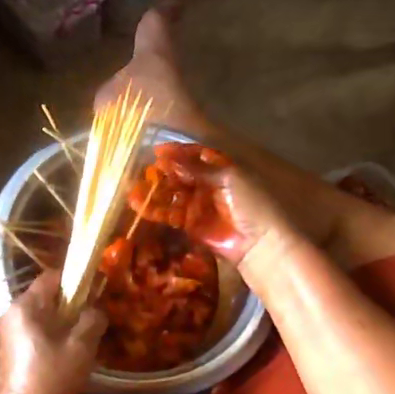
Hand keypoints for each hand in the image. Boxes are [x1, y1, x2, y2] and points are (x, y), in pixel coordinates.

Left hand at [0, 273, 105, 393]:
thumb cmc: (52, 376)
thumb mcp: (81, 345)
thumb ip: (92, 318)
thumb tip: (96, 306)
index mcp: (25, 305)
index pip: (52, 276)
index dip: (76, 277)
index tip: (97, 286)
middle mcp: (12, 310)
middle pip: (47, 293)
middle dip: (72, 299)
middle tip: (94, 311)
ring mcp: (10, 327)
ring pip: (43, 310)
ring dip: (64, 316)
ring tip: (85, 329)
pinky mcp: (12, 343)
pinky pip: (37, 325)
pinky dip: (54, 328)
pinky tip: (70, 344)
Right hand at [135, 142, 291, 267]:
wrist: (260, 243)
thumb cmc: (251, 204)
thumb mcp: (228, 179)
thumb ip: (197, 168)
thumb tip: (170, 156)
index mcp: (222, 169)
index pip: (196, 155)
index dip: (179, 152)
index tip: (158, 150)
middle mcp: (207, 184)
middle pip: (181, 174)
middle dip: (163, 172)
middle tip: (145, 171)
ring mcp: (197, 204)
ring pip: (172, 193)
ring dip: (154, 191)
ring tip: (135, 189)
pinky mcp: (189, 223)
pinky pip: (169, 214)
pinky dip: (154, 210)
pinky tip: (139, 206)